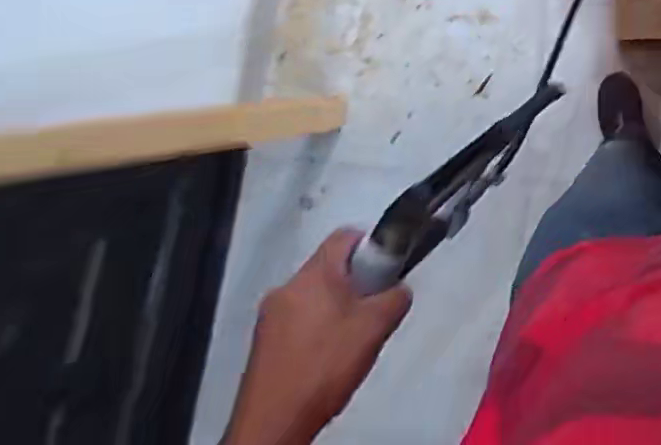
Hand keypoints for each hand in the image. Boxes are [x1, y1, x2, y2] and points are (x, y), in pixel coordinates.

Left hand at [222, 228, 412, 444]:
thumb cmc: (325, 367)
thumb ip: (397, 296)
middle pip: (330, 265)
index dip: (372, 244)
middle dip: (356, 280)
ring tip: (352, 337)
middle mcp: (286, 287)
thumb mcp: (377, 327)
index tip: (385, 267)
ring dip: (336, 305)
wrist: (272, 428)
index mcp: (313, 274)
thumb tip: (398, 289)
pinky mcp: (262, 344)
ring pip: (314, 293)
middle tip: (372, 306)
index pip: (346, 235)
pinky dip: (317, 327)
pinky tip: (328, 357)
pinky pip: (298, 318)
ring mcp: (269, 317)